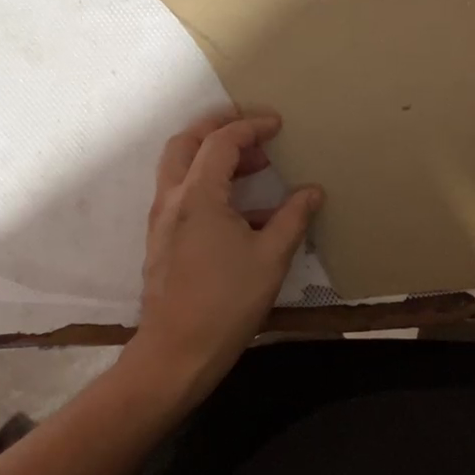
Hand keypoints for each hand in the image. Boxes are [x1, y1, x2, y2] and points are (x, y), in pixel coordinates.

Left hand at [130, 112, 322, 392]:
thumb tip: (312, 192)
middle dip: (218, 127)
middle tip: (251, 126)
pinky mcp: (162, 242)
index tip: (277, 123)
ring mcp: (162, 221)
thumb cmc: (227, 302)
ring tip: (254, 166)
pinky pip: (182, 195)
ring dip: (212, 156)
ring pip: (179, 168)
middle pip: (186, 143)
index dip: (250, 126)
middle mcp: (172, 200)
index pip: (221, 142)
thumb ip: (293, 218)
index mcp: (198, 196)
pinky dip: (208, 185)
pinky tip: (242, 211)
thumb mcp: (271, 257)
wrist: (177, 351)